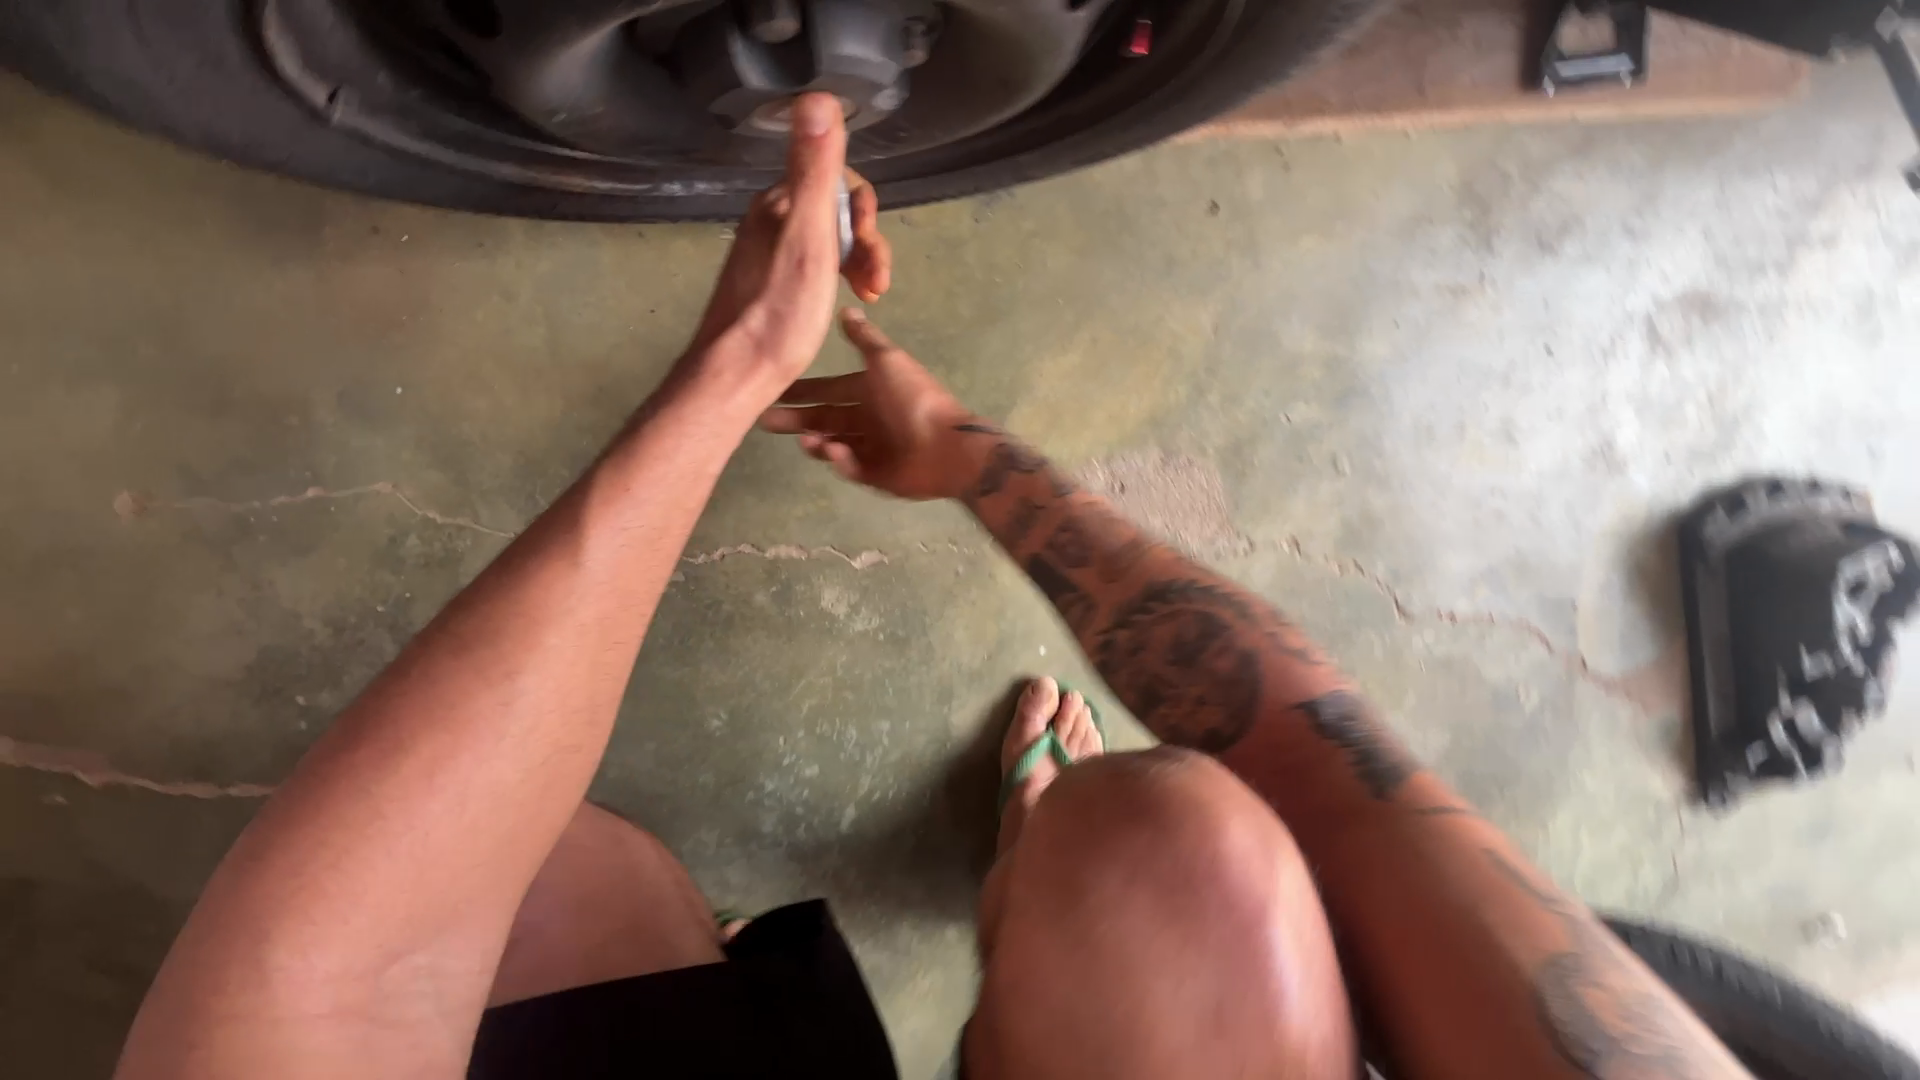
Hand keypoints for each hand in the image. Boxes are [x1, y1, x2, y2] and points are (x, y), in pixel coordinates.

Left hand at [685, 94, 891, 391]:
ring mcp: (769, 253)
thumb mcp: (807, 239)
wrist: (738, 373)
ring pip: (829, 241)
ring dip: (859, 262)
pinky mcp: (771, 284)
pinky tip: (845, 302)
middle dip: (866, 242)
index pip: (837, 180)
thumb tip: (819, 96)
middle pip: (836, 211)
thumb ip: (814, 171)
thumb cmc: (780, 312)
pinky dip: (839, 278)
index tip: (871, 253)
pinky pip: (816, 265)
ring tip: (872, 296)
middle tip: (877, 284)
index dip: (865, 213)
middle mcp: (771, 220)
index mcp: (778, 204)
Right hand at [759, 308, 982, 499]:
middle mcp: (870, 418)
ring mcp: (874, 449)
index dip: (802, 391)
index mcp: (871, 390)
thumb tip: (847, 308)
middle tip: (765, 421)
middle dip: (796, 420)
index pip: (828, 390)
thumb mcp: (886, 359)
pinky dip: (840, 460)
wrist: (945, 446)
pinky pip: (851, 467)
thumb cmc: (913, 398)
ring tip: (803, 441)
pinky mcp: (878, 475)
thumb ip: (864, 338)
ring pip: (834, 444)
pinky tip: (833, 452)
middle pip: (825, 419)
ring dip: (816, 442)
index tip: (772, 390)